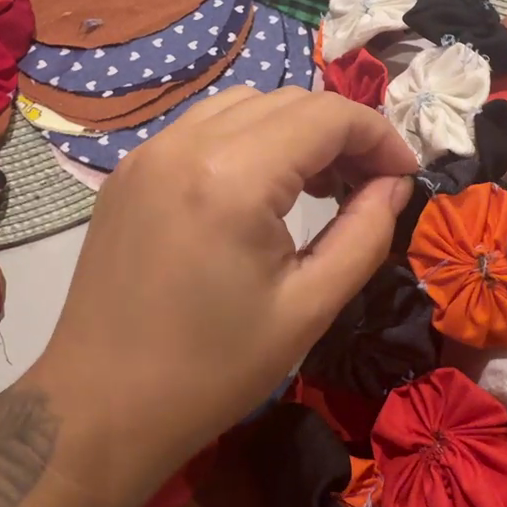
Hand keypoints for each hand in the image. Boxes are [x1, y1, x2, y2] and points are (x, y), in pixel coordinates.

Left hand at [38, 87, 415, 487]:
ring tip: (317, 185)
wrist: (101, 406)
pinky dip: (247, 139)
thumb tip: (395, 183)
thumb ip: (365, 234)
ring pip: (244, 104)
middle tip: (368, 185)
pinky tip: (259, 189)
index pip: (326, 115)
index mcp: (232, 177)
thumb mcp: (308, 308)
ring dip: (294, 129)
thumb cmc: (212, 370)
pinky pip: (203, 127)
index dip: (379, 135)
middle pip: (289, 100)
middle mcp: (185, 144)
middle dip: (341, 131)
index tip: (405, 175)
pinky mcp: (130, 171)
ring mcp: (149, 152)